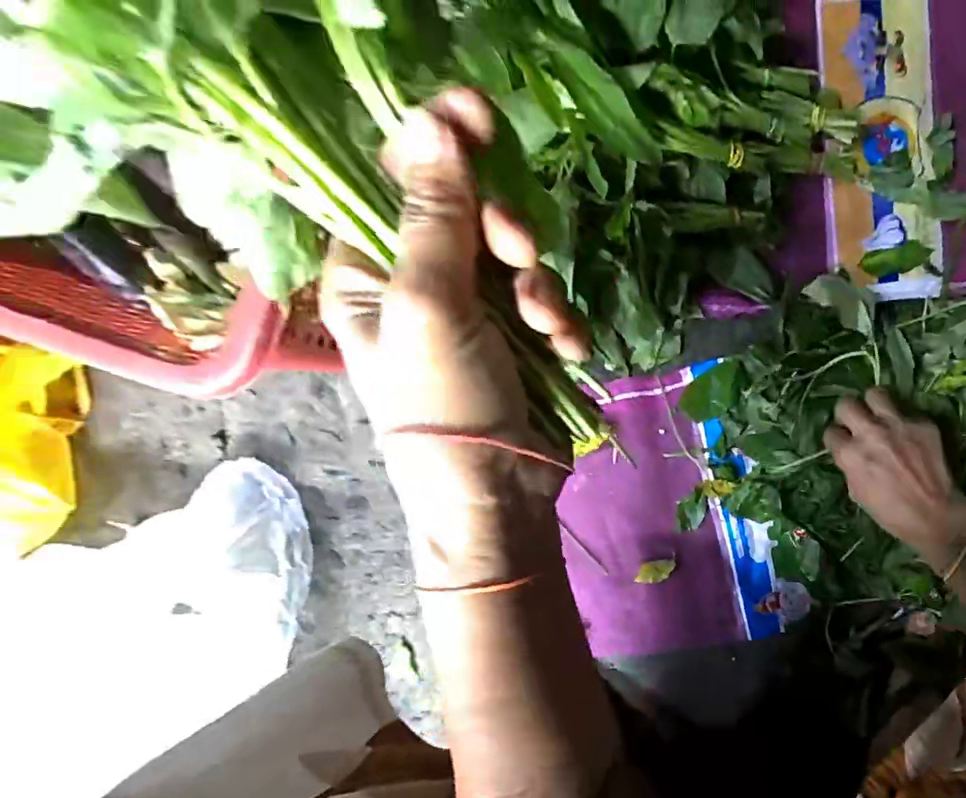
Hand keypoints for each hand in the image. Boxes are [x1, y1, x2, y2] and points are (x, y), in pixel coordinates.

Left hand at [320, 88, 588, 484]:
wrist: (500, 486)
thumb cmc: (444, 400)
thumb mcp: (429, 305)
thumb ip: (436, 220)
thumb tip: (435, 124)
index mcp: (370, 265)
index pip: (399, 182)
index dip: (437, 146)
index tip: (481, 115)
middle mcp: (425, 283)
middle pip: (472, 218)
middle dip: (505, 233)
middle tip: (520, 249)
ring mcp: (483, 316)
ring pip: (524, 266)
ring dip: (543, 290)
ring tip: (546, 326)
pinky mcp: (530, 344)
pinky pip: (555, 309)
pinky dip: (565, 325)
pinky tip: (568, 351)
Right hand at [825, 388, 965, 566]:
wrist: (936, 515)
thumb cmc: (893, 515)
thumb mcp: (859, 494)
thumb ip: (851, 468)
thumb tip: (851, 455)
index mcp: (850, 454)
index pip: (831, 432)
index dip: (837, 439)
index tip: (844, 444)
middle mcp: (871, 433)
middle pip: (846, 404)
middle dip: (848, 414)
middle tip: (857, 424)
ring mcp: (898, 424)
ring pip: (875, 394)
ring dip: (874, 405)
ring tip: (880, 416)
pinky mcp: (922, 423)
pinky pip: (907, 412)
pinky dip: (905, 423)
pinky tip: (912, 438)